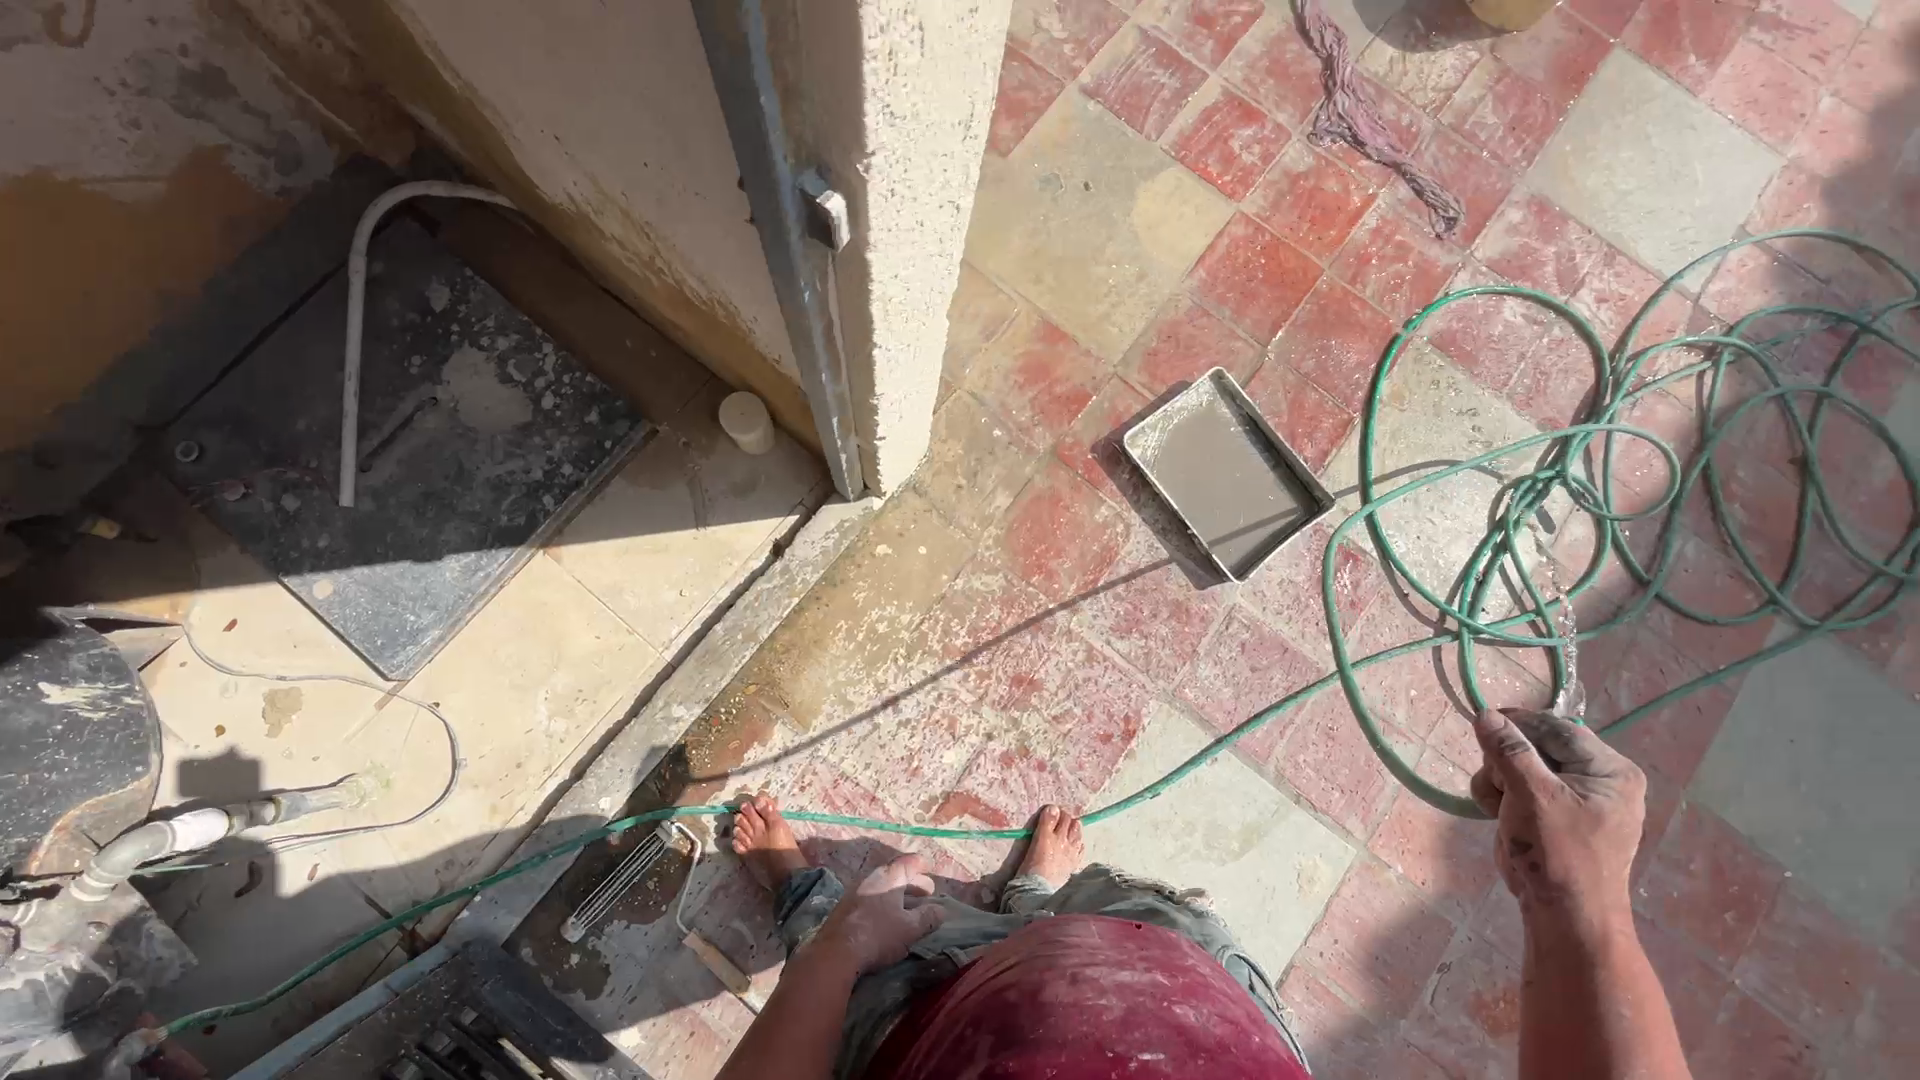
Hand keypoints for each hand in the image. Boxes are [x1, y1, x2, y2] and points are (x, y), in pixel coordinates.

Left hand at [807, 854, 946, 974]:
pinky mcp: (844, 909)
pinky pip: (869, 898)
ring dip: (896, 894)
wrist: (836, 953)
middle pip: (894, 874)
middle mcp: (870, 879)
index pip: (907, 863)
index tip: (928, 868)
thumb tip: (942, 910)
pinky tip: (886, 917)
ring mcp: (854, 893)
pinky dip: (882, 903)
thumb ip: (928, 917)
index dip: (919, 865)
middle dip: (911, 882)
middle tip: (925, 892)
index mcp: (888, 877)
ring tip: (908, 906)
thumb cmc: (878, 935)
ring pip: (881, 887)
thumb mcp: (910, 929)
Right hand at [1470, 708, 1644, 936]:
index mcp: (1610, 770)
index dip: (1517, 724)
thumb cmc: (1558, 853)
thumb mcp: (1533, 796)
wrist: (1564, 913)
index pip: (1555, 728)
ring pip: (1518, 764)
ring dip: (1498, 779)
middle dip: (1506, 760)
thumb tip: (1485, 714)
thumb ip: (1509, 751)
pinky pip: (1517, 786)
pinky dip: (1501, 796)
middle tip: (1500, 784)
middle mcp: (1597, 778)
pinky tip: (1500, 814)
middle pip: (1535, 744)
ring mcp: (1573, 796)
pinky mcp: (1551, 812)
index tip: (1480, 724)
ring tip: (1501, 806)